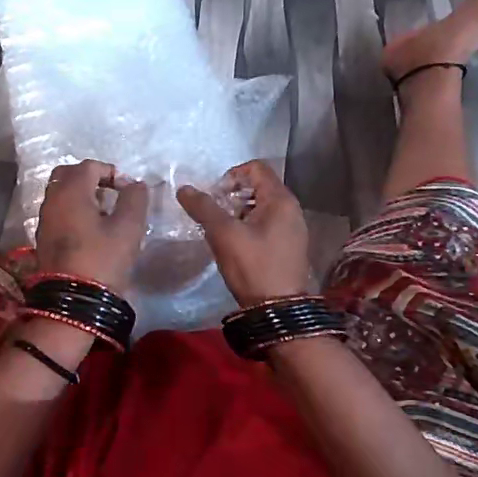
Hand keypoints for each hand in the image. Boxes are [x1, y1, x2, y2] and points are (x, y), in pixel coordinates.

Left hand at [35, 160, 150, 291]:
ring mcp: (44, 220)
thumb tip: (134, 184)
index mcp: (70, 192)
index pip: (89, 166)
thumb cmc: (103, 259)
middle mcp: (52, 200)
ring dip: (81, 194)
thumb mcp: (128, 228)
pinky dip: (72, 210)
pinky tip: (90, 229)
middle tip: (111, 193)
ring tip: (104, 212)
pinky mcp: (43, 238)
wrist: (73, 301)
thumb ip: (134, 199)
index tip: (127, 189)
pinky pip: (57, 212)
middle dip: (90, 178)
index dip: (111, 171)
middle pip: (67, 175)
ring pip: (60, 194)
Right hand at [176, 161, 311, 306]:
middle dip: (233, 194)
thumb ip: (204, 208)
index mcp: (280, 200)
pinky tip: (235, 244)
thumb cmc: (252, 266)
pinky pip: (267, 223)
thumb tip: (184, 189)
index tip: (215, 196)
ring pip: (262, 206)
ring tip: (221, 230)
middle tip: (214, 213)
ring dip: (239, 211)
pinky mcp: (289, 246)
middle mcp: (292, 209)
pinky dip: (249, 225)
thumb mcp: (223, 234)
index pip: (256, 167)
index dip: (231, 175)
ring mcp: (293, 228)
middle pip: (259, 186)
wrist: (277, 309)